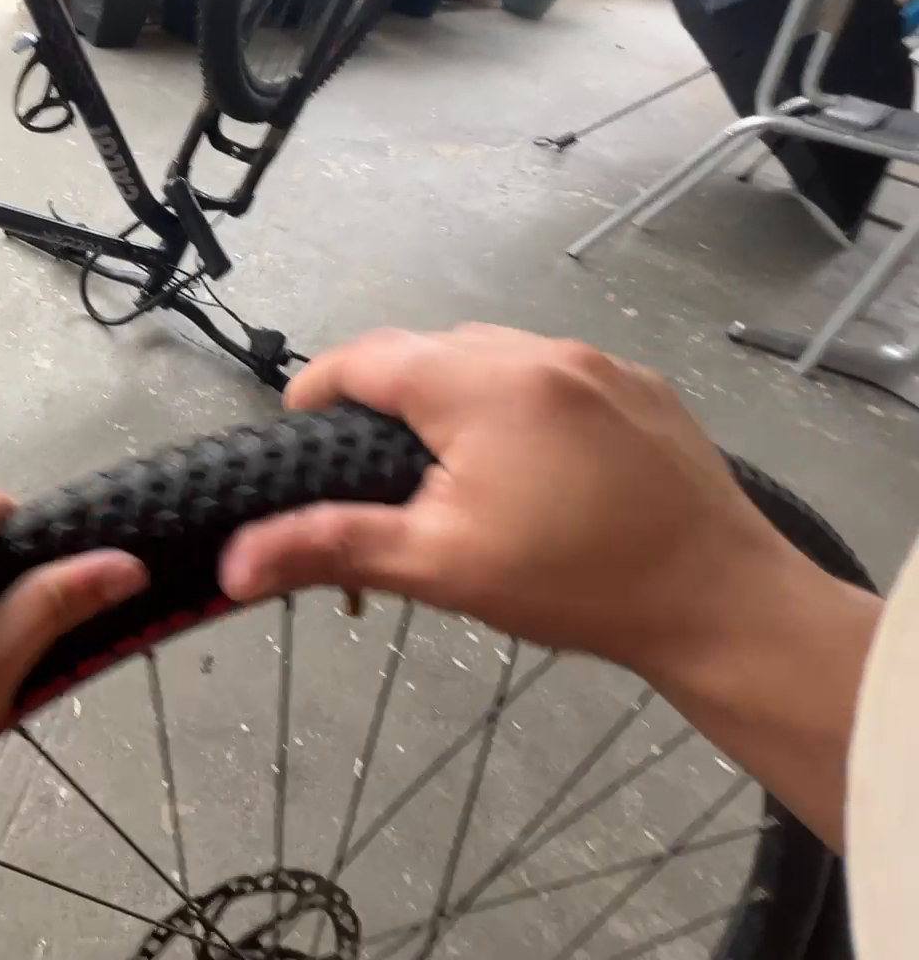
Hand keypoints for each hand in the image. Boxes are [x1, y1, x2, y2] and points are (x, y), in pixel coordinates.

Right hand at [218, 325, 817, 675]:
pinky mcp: (630, 380)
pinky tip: (505, 451)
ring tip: (428, 455)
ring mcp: (592, 360)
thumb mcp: (434, 566)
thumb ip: (325, 547)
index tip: (299, 438)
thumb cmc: (571, 583)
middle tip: (362, 461)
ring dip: (432, 389)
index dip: (314, 390)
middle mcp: (537, 351)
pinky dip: (491, 392)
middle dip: (372, 393)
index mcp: (484, 385)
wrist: (730, 611)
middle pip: (415, 348)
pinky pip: (528, 364)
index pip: (363, 357)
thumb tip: (231, 566)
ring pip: (472, 351)